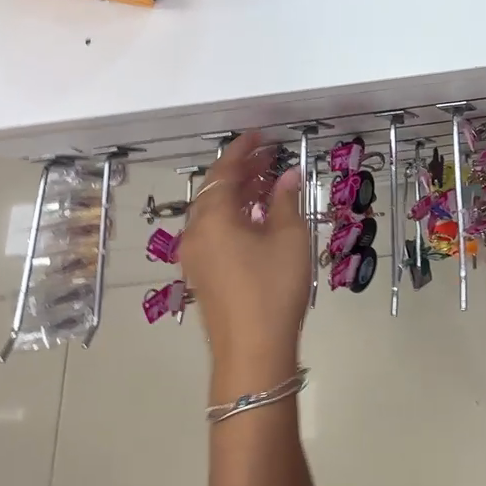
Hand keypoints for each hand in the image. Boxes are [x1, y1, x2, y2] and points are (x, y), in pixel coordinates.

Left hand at [180, 132, 311, 372]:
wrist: (253, 350)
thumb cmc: (273, 286)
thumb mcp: (289, 236)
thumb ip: (285, 200)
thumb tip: (288, 176)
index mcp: (212, 220)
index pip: (223, 173)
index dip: (242, 151)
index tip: (260, 135)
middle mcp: (196, 234)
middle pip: (215, 191)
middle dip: (242, 171)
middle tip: (270, 154)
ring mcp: (197, 257)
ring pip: (215, 212)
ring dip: (240, 193)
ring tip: (269, 180)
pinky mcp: (204, 274)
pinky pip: (216, 231)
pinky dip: (236, 214)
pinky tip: (260, 214)